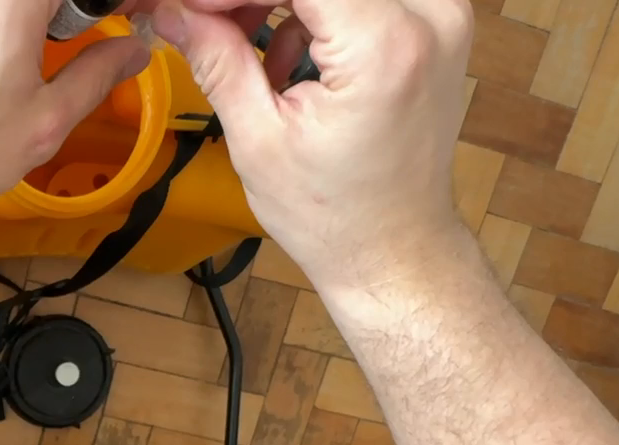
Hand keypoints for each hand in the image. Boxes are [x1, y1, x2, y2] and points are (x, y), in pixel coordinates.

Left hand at [0, 0, 151, 220]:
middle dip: (74, 9)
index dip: (116, 3)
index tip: (130, 20)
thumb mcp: (44, 123)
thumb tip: (132, 51)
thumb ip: (97, 76)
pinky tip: (1, 49)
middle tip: (91, 32)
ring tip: (45, 44)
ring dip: (42, 12)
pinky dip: (4, 12)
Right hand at [151, 0, 475, 292]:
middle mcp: (428, 11)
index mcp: (381, 47)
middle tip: (209, 22)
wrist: (389, 246)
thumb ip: (219, 64)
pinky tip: (294, 63)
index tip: (189, 5)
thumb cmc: (327, 215)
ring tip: (254, 57)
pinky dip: (319, 9)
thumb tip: (176, 13)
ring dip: (286, 0)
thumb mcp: (257, 143)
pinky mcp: (438, 20)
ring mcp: (443, 10)